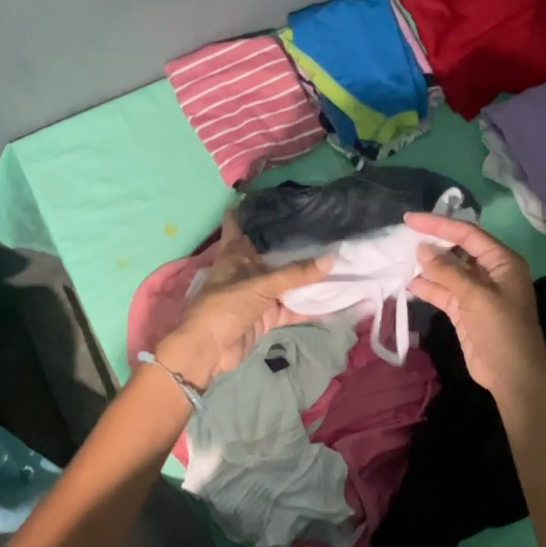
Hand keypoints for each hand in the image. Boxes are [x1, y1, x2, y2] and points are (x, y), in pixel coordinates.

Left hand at [153, 213, 330, 388]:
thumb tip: (331, 259)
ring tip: (336, 260)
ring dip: (305, 277)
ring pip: (284, 282)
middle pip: (271, 254)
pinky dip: (308, 307)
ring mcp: (256, 295)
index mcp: (235, 254)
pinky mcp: (265, 316)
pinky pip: (290, 308)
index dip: (250, 210)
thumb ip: (296, 274)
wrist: (210, 349)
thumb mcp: (261, 285)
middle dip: (293, 244)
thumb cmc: (226, 306)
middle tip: (322, 226)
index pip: (239, 224)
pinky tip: (332, 301)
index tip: (271, 197)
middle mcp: (246, 270)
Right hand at [405, 213, 545, 397]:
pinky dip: (428, 288)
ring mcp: (478, 293)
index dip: (439, 225)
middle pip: (458, 250)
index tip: (410, 220)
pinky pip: (444, 293)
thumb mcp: (475, 296)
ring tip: (402, 259)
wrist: (512, 375)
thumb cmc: (502, 330)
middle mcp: (491, 273)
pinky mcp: (466, 312)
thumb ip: (448, 271)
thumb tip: (422, 249)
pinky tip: (409, 283)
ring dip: (428, 267)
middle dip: (433, 244)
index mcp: (502, 262)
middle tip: (404, 237)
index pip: (468, 234)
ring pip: (449, 272)